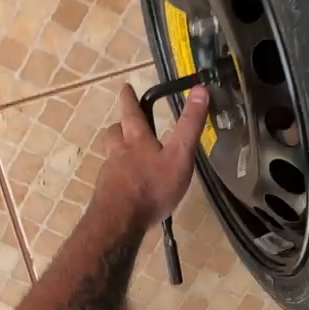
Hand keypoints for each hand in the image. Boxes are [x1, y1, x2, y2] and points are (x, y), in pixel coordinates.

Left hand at [92, 83, 211, 229]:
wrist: (120, 222)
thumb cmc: (152, 186)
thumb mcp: (179, 155)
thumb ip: (190, 126)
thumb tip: (201, 90)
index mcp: (136, 140)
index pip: (131, 112)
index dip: (129, 99)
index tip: (126, 87)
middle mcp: (118, 153)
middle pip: (114, 133)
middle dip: (120, 126)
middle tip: (126, 125)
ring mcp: (110, 174)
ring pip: (112, 156)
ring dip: (120, 152)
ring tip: (131, 157)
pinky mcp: (108, 194)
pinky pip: (113, 179)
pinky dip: (121, 177)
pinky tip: (131, 187)